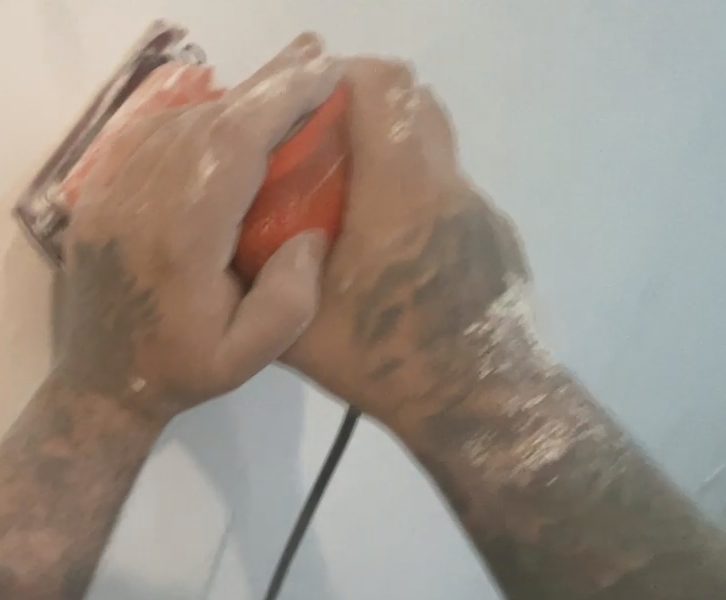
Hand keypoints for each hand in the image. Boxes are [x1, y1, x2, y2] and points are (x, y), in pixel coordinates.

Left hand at [56, 34, 340, 417]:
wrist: (100, 387)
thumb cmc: (178, 372)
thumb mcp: (245, 359)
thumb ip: (289, 301)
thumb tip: (312, 233)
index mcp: (181, 241)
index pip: (235, 142)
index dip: (281, 96)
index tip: (324, 71)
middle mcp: (138, 209)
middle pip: (204, 122)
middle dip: (261, 88)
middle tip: (308, 60)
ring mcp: (106, 204)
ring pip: (169, 126)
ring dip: (221, 104)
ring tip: (265, 95)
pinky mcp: (90, 207)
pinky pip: (136, 144)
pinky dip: (178, 123)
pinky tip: (207, 124)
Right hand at [281, 59, 532, 427]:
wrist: (472, 398)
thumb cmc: (378, 361)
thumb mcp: (297, 328)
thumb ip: (268, 281)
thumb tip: (237, 248)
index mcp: (398, 195)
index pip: (385, 89)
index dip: (343, 75)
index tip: (303, 98)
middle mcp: (445, 186)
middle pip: (414, 102)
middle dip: (361, 106)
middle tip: (314, 145)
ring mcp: (475, 209)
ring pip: (432, 145)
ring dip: (387, 150)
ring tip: (341, 197)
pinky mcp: (488, 235)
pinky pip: (443, 189)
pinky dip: (407, 193)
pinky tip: (379, 248)